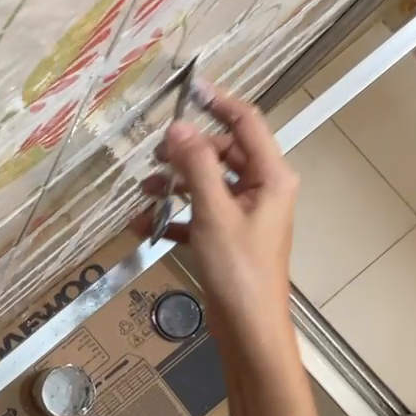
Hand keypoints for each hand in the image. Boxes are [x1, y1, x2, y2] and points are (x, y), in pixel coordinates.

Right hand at [134, 85, 299, 335]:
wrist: (247, 325)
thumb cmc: (238, 268)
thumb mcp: (213, 212)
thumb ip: (196, 167)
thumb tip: (178, 128)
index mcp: (271, 176)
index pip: (246, 122)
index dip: (218, 102)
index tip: (188, 89)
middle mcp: (262, 189)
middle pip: (222, 153)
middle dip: (185, 153)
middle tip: (153, 158)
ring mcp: (245, 214)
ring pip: (206, 184)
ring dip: (174, 185)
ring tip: (144, 193)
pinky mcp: (227, 238)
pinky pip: (198, 215)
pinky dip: (173, 217)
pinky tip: (144, 225)